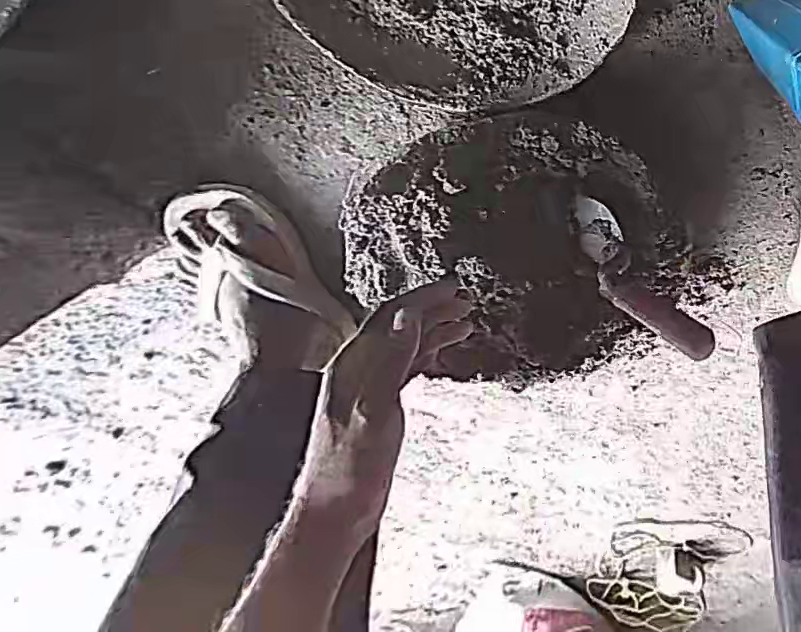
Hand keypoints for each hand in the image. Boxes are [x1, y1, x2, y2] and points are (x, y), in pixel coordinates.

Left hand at [292, 274, 472, 537]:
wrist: (335, 514)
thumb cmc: (350, 467)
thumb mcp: (375, 409)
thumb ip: (391, 359)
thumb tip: (408, 315)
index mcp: (352, 364)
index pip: (392, 315)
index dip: (424, 298)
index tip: (453, 287)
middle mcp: (358, 369)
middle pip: (399, 325)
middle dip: (433, 309)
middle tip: (465, 300)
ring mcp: (366, 387)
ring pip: (405, 345)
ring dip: (434, 329)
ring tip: (464, 322)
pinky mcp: (377, 405)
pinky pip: (406, 366)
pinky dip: (428, 353)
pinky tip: (443, 354)